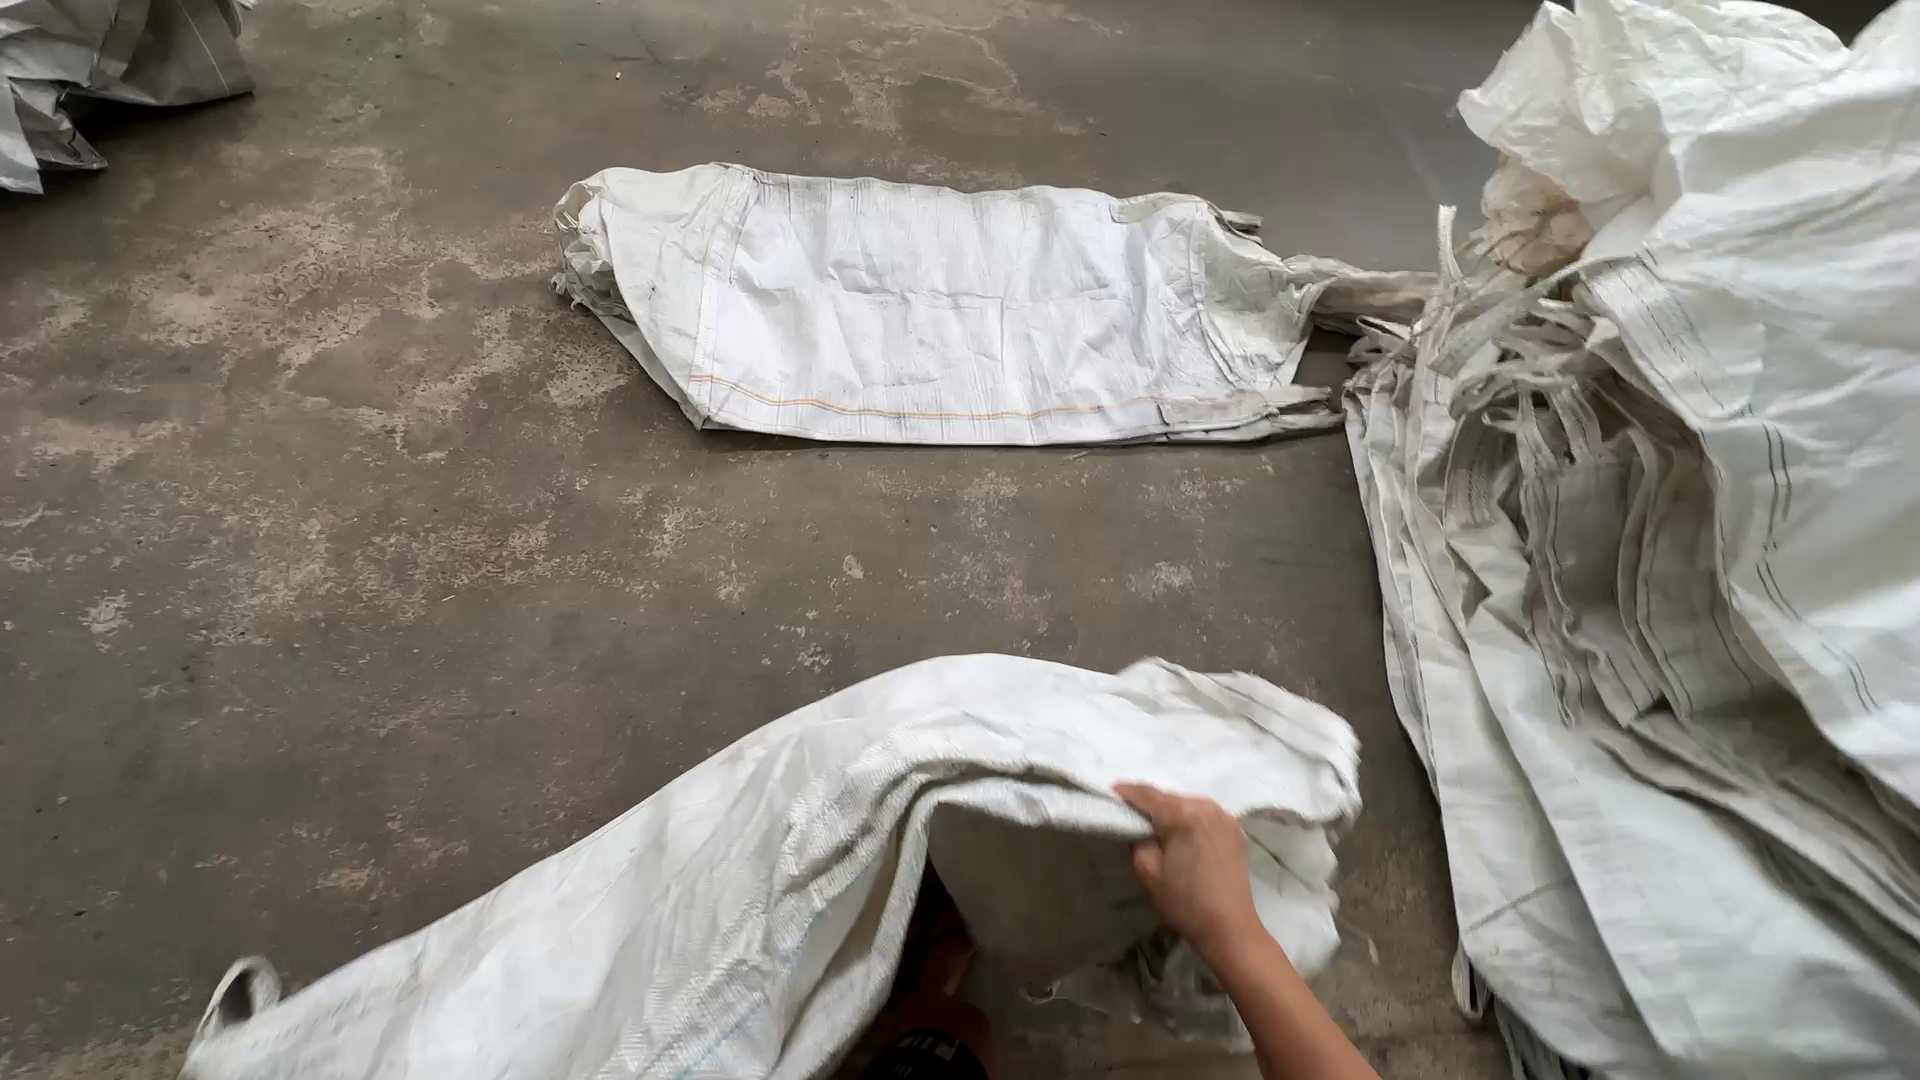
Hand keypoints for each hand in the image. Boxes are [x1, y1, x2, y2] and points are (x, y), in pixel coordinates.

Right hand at [1115, 782, 1263, 961]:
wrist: (1230, 929)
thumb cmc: (1185, 903)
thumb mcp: (1147, 871)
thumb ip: (1137, 839)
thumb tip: (1140, 827)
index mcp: (1182, 815)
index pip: (1147, 794)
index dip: (1127, 792)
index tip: (1112, 793)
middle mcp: (1205, 807)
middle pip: (1169, 797)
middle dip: (1150, 804)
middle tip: (1134, 815)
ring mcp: (1224, 817)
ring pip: (1188, 804)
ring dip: (1172, 811)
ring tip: (1160, 826)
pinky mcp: (1236, 830)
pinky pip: (1205, 815)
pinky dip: (1192, 819)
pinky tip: (1186, 835)